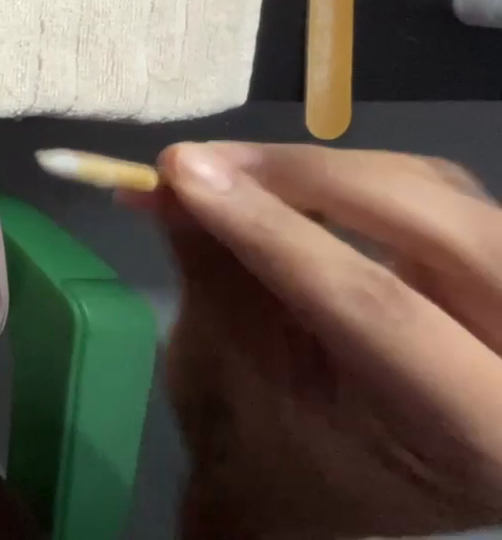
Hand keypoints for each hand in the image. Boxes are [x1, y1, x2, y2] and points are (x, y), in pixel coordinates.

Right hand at [150, 142, 501, 537]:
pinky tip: (274, 184)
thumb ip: (214, 266)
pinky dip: (343, 177)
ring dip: (321, 170)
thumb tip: (175, 180)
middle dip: (310, 177)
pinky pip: (436, 194)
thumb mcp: (231, 366)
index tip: (179, 171)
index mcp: (483, 434)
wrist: (319, 484)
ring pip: (444, 194)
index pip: (378, 306)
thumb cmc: (267, 445)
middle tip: (200, 160)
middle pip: (449, 230)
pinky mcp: (497, 278)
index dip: (268, 227)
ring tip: (226, 169)